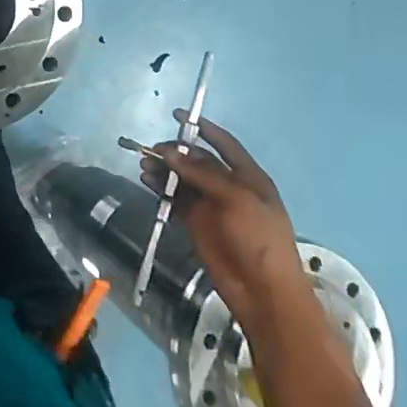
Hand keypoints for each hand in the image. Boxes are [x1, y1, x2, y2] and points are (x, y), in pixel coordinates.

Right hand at [143, 114, 309, 329]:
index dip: (203, 128)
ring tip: (144, 167)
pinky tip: (148, 183)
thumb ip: (202, 173)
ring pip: (184, 180)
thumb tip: (170, 152)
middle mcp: (229, 187)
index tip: (177, 116)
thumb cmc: (258, 238)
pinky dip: (162, 191)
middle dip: (175, 152)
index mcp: (248, 177)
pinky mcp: (197, 224)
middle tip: (151, 151)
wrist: (262, 290)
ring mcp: (212, 206)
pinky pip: (176, 200)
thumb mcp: (236, 198)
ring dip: (165, 171)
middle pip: (198, 161)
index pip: (224, 144)